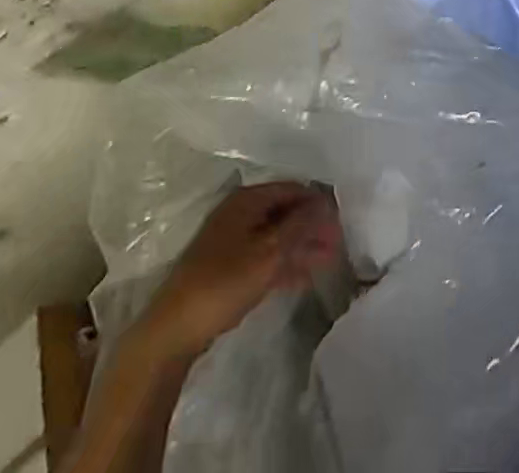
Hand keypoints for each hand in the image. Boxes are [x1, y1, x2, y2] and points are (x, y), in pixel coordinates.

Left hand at [138, 181, 342, 357]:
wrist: (176, 328)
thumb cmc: (225, 282)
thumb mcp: (270, 251)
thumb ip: (300, 225)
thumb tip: (324, 202)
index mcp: (247, 202)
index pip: (291, 189)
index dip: (317, 202)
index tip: (342, 218)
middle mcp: (240, 214)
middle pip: (284, 212)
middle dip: (312, 226)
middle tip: (340, 241)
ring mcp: (233, 242)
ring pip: (276, 237)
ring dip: (302, 247)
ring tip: (331, 260)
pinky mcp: (230, 268)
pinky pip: (265, 258)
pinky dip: (286, 264)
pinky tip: (307, 277)